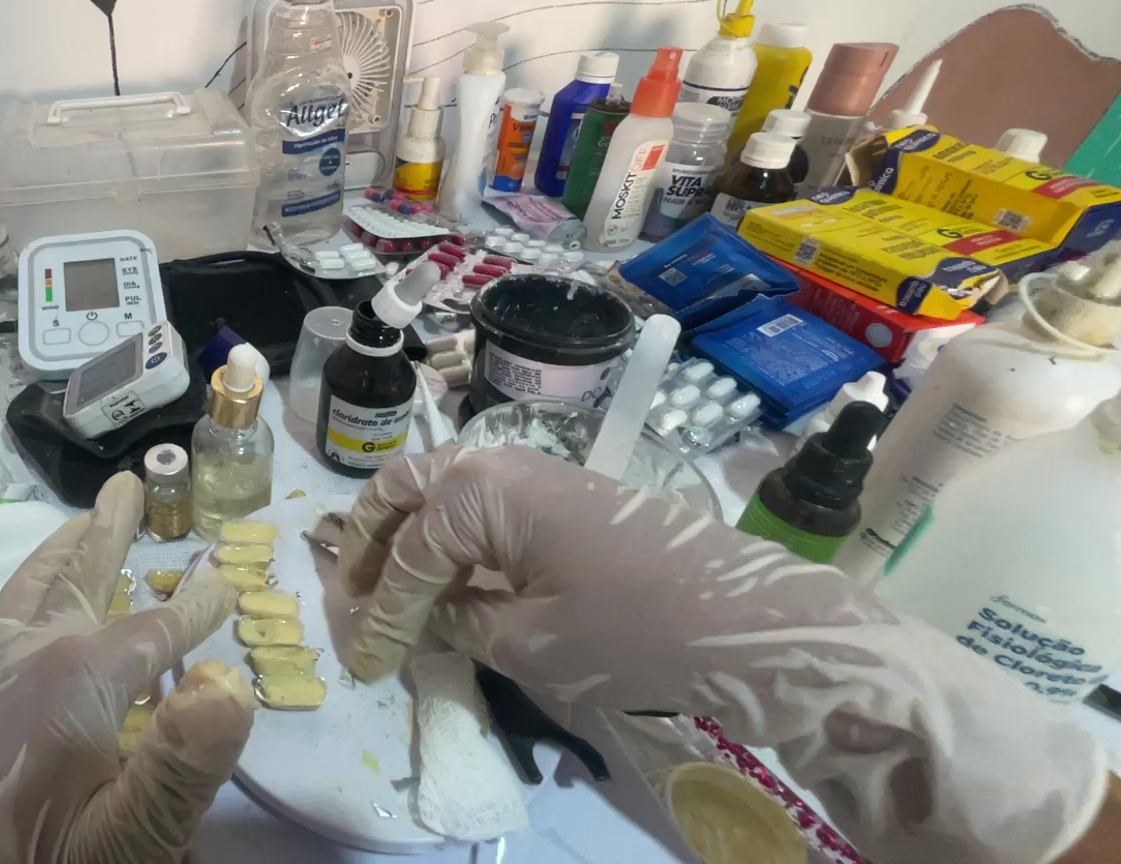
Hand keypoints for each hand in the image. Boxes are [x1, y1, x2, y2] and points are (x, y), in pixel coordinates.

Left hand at [0, 473, 255, 863]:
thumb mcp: (132, 838)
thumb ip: (182, 762)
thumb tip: (229, 682)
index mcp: (78, 679)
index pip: (155, 629)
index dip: (197, 607)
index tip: (228, 581)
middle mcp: (35, 655)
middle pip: (80, 576)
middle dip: (110, 529)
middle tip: (128, 483)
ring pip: (35, 586)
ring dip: (65, 547)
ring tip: (84, 518)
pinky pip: (7, 614)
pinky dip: (31, 584)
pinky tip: (38, 592)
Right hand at [339, 444, 1105, 863]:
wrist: (770, 625)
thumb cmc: (642, 633)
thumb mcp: (537, 644)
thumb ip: (462, 623)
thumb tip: (425, 618)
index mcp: (481, 491)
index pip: (410, 553)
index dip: (381, 610)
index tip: (361, 657)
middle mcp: (497, 463)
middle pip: (405, 487)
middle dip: (369, 535)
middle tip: (350, 583)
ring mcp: (532, 471)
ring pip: (439, 486)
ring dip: (406, 527)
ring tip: (387, 576)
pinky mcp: (562, 492)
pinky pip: (479, 501)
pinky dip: (448, 531)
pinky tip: (449, 572)